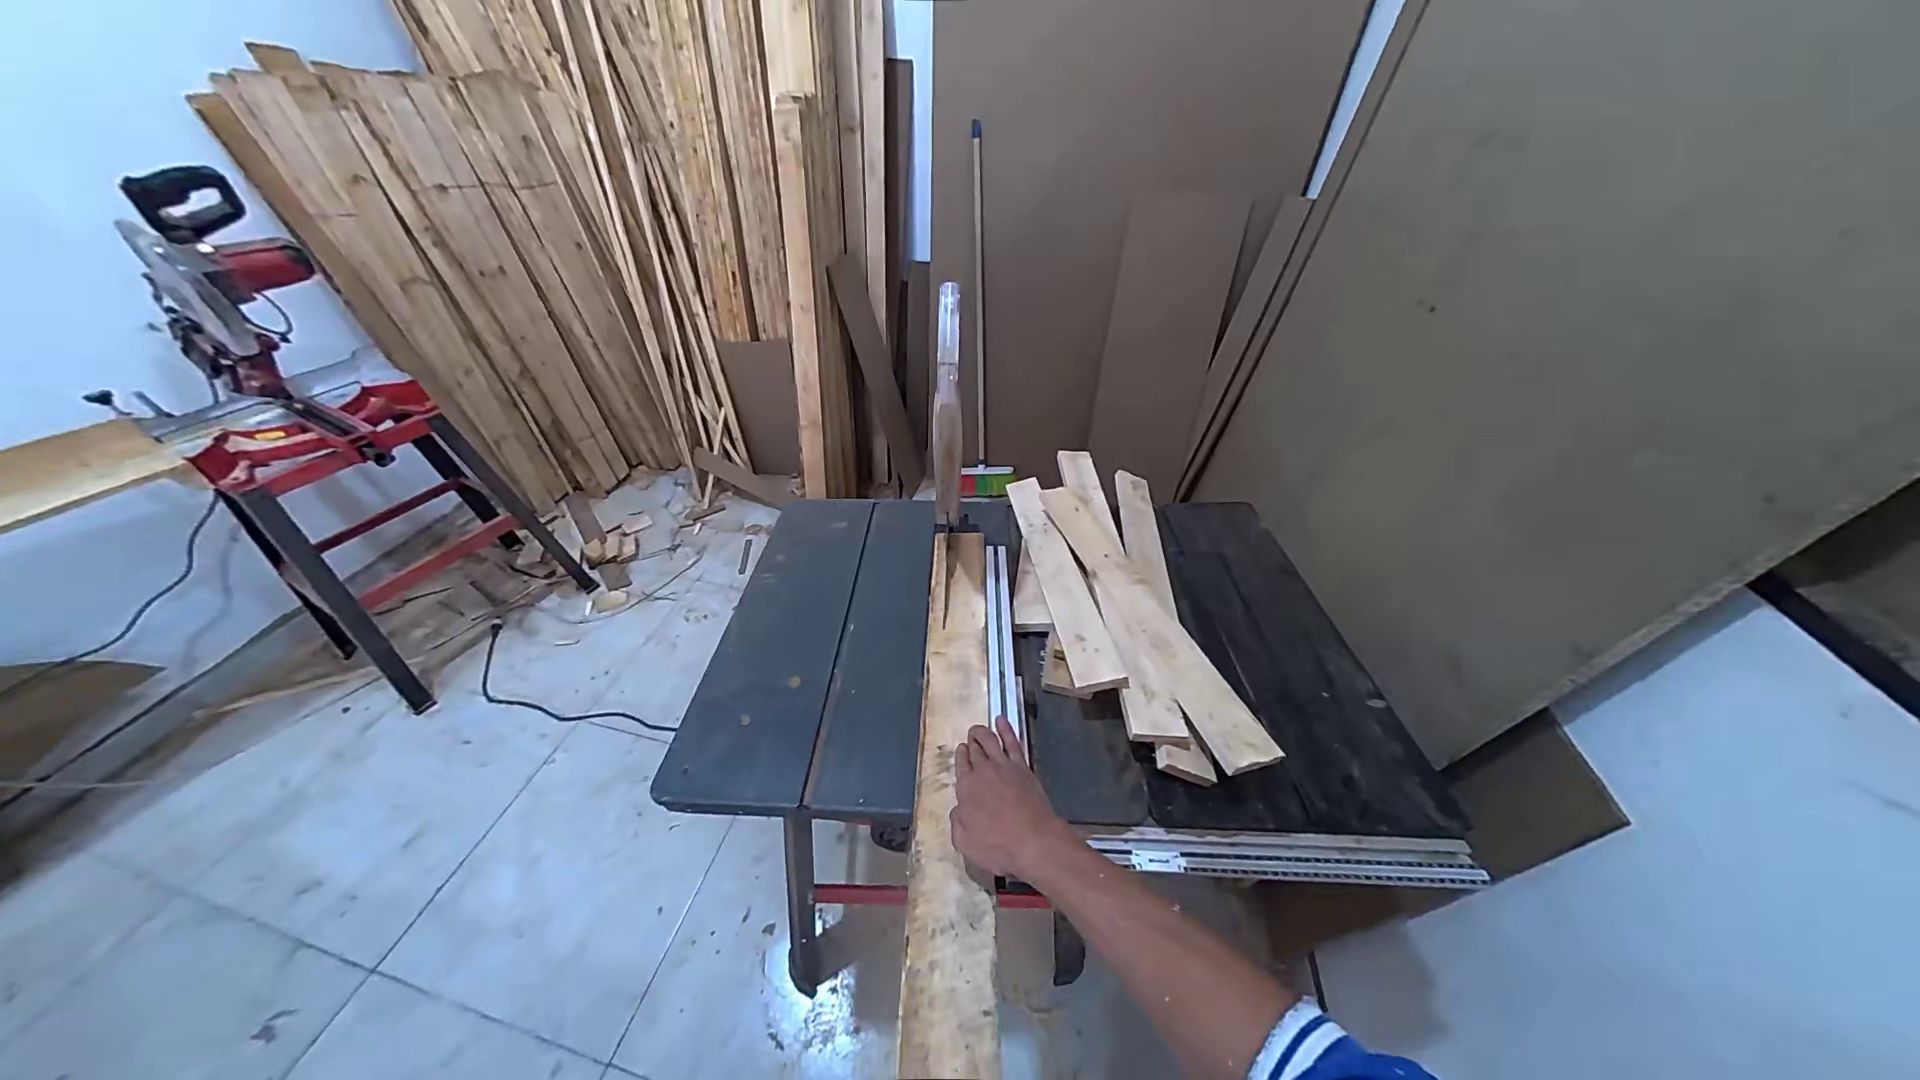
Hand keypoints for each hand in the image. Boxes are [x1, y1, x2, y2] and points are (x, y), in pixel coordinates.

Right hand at [949, 715, 1077, 879]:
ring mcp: (1004, 766)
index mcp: (966, 787)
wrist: (1034, 840)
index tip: (961, 752)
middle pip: (974, 750)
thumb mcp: (965, 842)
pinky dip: (1006, 729)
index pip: (961, 765)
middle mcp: (983, 771)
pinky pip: (1012, 742)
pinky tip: (1002, 721)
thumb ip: (957, 821)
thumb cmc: (998, 845)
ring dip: (982, 732)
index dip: (960, 757)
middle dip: (970, 743)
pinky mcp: (1023, 767)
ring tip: (978, 729)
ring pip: (990, 740)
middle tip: (969, 739)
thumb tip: (958, 808)